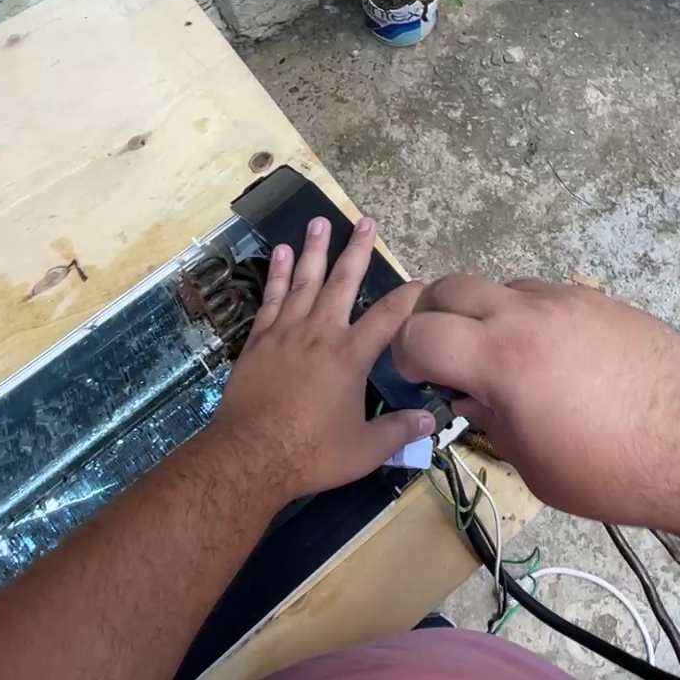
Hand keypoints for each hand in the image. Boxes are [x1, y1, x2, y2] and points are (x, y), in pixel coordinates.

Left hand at [206, 216, 435, 502]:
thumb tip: (430, 423)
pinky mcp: (259, 339)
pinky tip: (280, 252)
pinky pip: (271, 297)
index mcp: (351, 355)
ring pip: (304, 280)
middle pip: (343, 281)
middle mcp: (321, 332)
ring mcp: (287, 332)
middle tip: (365, 221)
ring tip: (319, 221)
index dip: (408, 296)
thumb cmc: (311, 453)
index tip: (420, 282)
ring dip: (314, 249)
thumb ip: (398, 432)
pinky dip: (276, 273)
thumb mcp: (365, 450)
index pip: (389, 316)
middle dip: (357, 250)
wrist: (249, 457)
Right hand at [392, 276, 679, 534]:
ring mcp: (566, 299)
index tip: (415, 375)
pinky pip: (545, 295)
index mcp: (501, 357)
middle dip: (432, 315)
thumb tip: (469, 395)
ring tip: (507, 360)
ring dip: (485, 315)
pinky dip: (530, 317)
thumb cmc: (614, 471)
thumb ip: (490, 421)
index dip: (404, 352)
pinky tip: (557, 358)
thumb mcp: (535, 467)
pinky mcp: (598, 299)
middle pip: (450, 285)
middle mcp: (526, 312)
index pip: (420, 331)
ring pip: (500, 285)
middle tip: (444, 354)